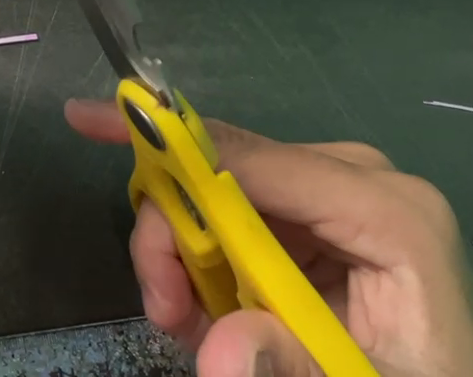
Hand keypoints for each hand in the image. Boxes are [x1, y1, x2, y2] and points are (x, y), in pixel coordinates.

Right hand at [65, 100, 472, 376]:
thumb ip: (298, 370)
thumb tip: (220, 345)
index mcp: (387, 211)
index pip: (252, 160)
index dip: (167, 140)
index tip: (85, 120)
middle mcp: (354, 178)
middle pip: (219, 172)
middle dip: (171, 232)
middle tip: (162, 308)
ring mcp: (327, 190)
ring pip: (210, 190)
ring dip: (180, 252)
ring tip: (182, 321)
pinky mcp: (308, 209)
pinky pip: (225, 210)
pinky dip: (200, 257)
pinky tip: (209, 305)